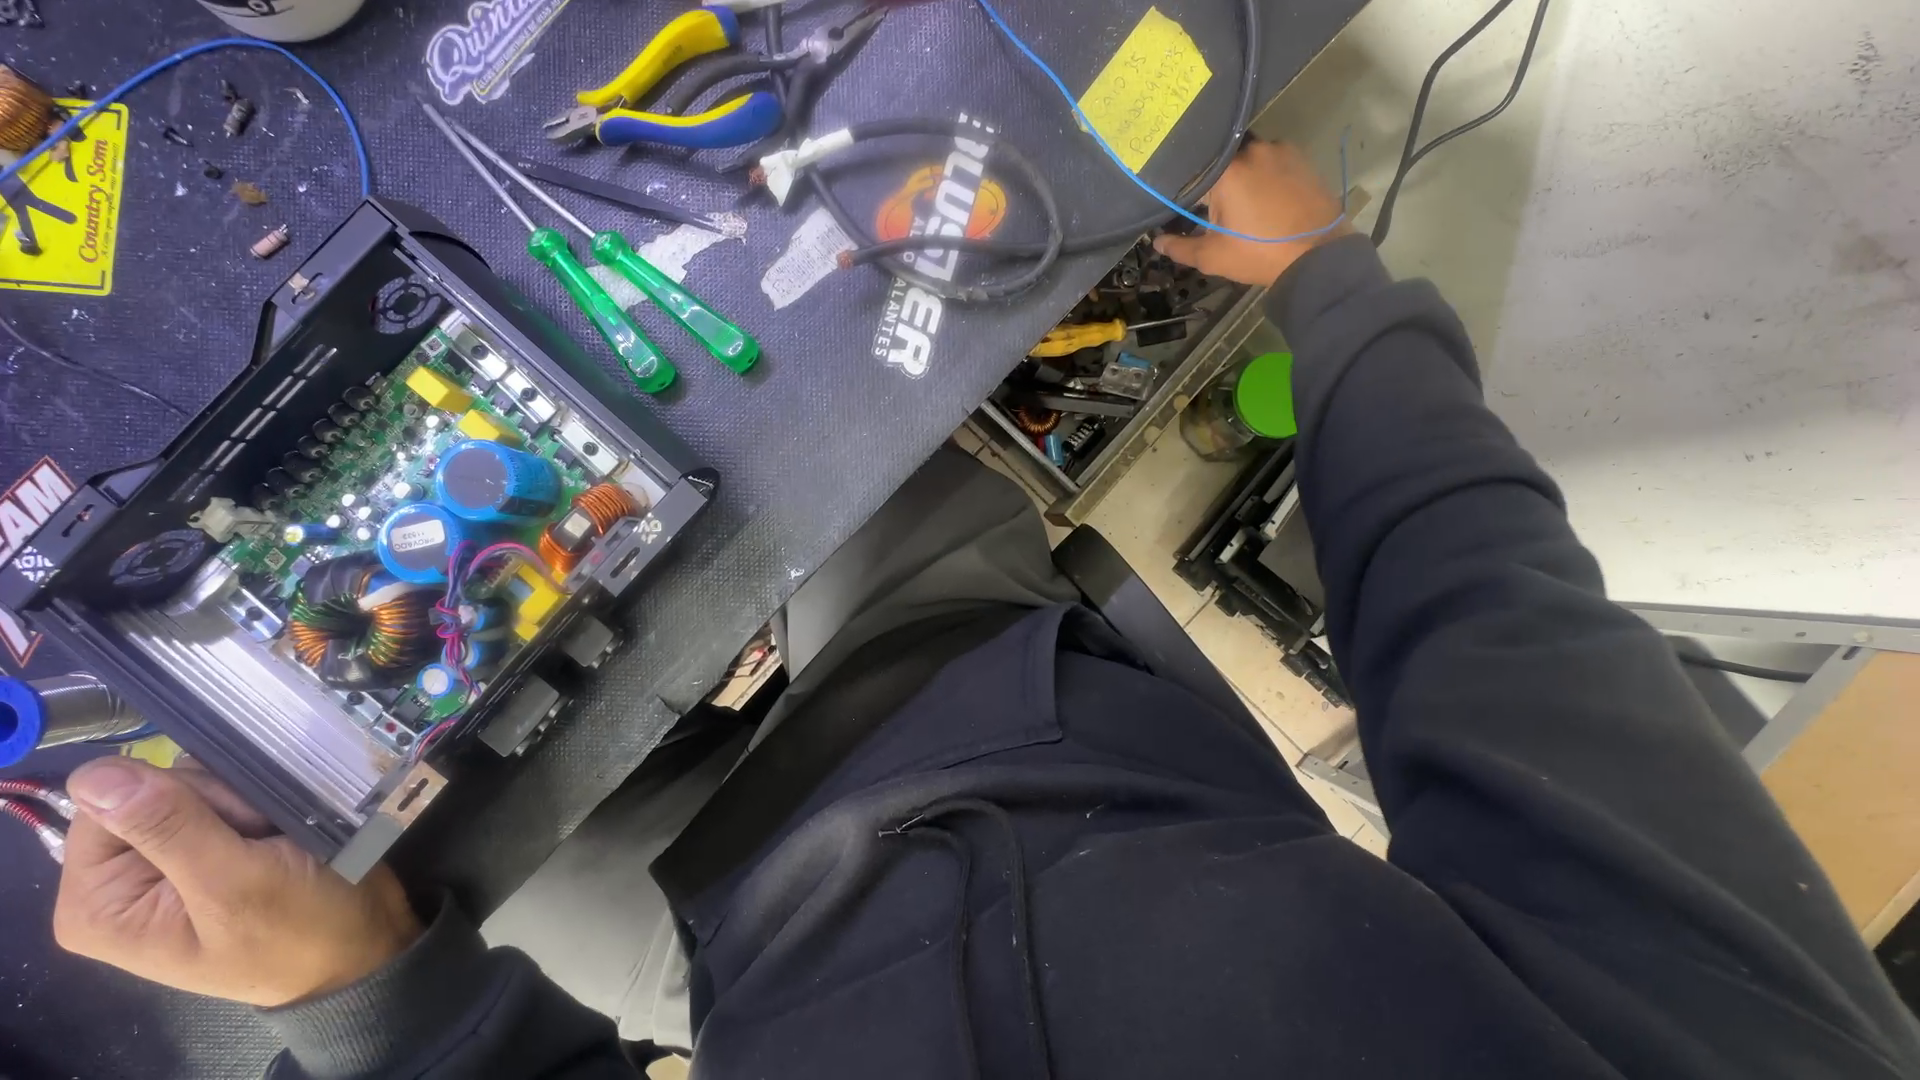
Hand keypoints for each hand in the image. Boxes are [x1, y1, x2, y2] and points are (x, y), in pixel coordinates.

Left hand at [52, 756, 421, 1007]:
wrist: (363, 946)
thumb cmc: (296, 929)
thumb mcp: (234, 883)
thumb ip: (169, 828)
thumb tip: (95, 773)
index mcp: (102, 900)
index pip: (110, 803)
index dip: (177, 798)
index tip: (235, 827)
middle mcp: (128, 877)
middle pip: (159, 791)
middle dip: (225, 802)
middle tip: (267, 837)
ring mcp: (177, 861)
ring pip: (204, 786)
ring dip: (254, 799)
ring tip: (283, 835)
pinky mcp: (223, 847)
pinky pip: (235, 797)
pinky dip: (268, 801)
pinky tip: (288, 827)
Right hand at [1153, 140, 1352, 285]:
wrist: (1319, 256)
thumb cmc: (1259, 255)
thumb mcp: (1213, 256)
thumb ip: (1181, 247)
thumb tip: (1158, 242)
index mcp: (1226, 169)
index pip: (1192, 170)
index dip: (1183, 187)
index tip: (1179, 203)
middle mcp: (1253, 149)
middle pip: (1220, 160)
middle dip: (1213, 181)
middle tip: (1207, 205)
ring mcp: (1280, 150)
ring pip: (1248, 159)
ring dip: (1240, 177)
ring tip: (1238, 203)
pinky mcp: (1301, 158)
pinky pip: (1271, 161)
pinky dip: (1262, 176)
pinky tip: (1262, 197)